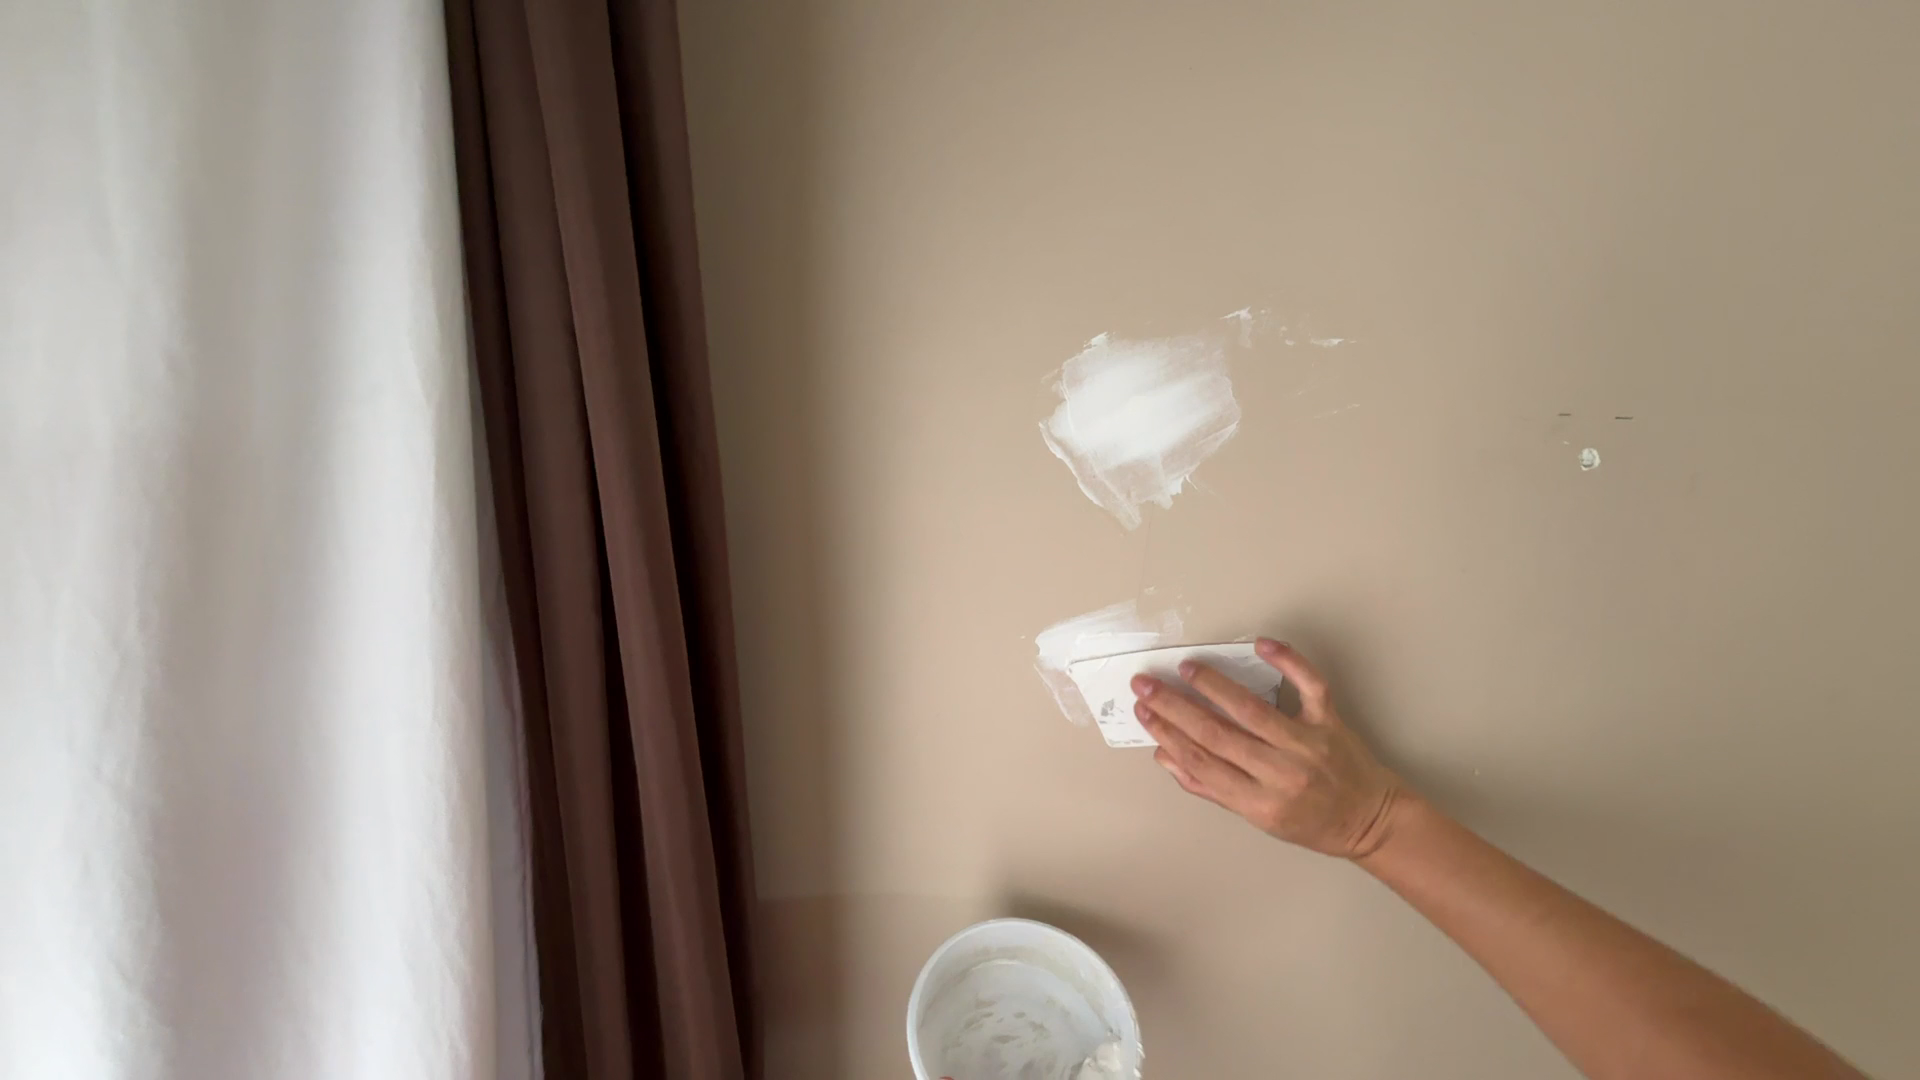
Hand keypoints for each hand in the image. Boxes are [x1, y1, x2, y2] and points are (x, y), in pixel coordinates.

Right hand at [1131, 638, 1405, 858]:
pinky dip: (1288, 662)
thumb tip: (1166, 756)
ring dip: (1215, 686)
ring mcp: (1307, 744)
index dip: (1167, 734)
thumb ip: (1211, 787)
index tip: (1142, 711)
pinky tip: (1262, 644)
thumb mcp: (1257, 818)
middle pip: (1217, 734)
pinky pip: (1309, 687)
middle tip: (1146, 684)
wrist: (1372, 821)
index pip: (1201, 762)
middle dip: (1175, 707)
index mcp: (1259, 801)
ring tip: (1186, 668)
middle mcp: (1281, 773)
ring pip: (1252, 710)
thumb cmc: (1311, 822)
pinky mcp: (1330, 722)